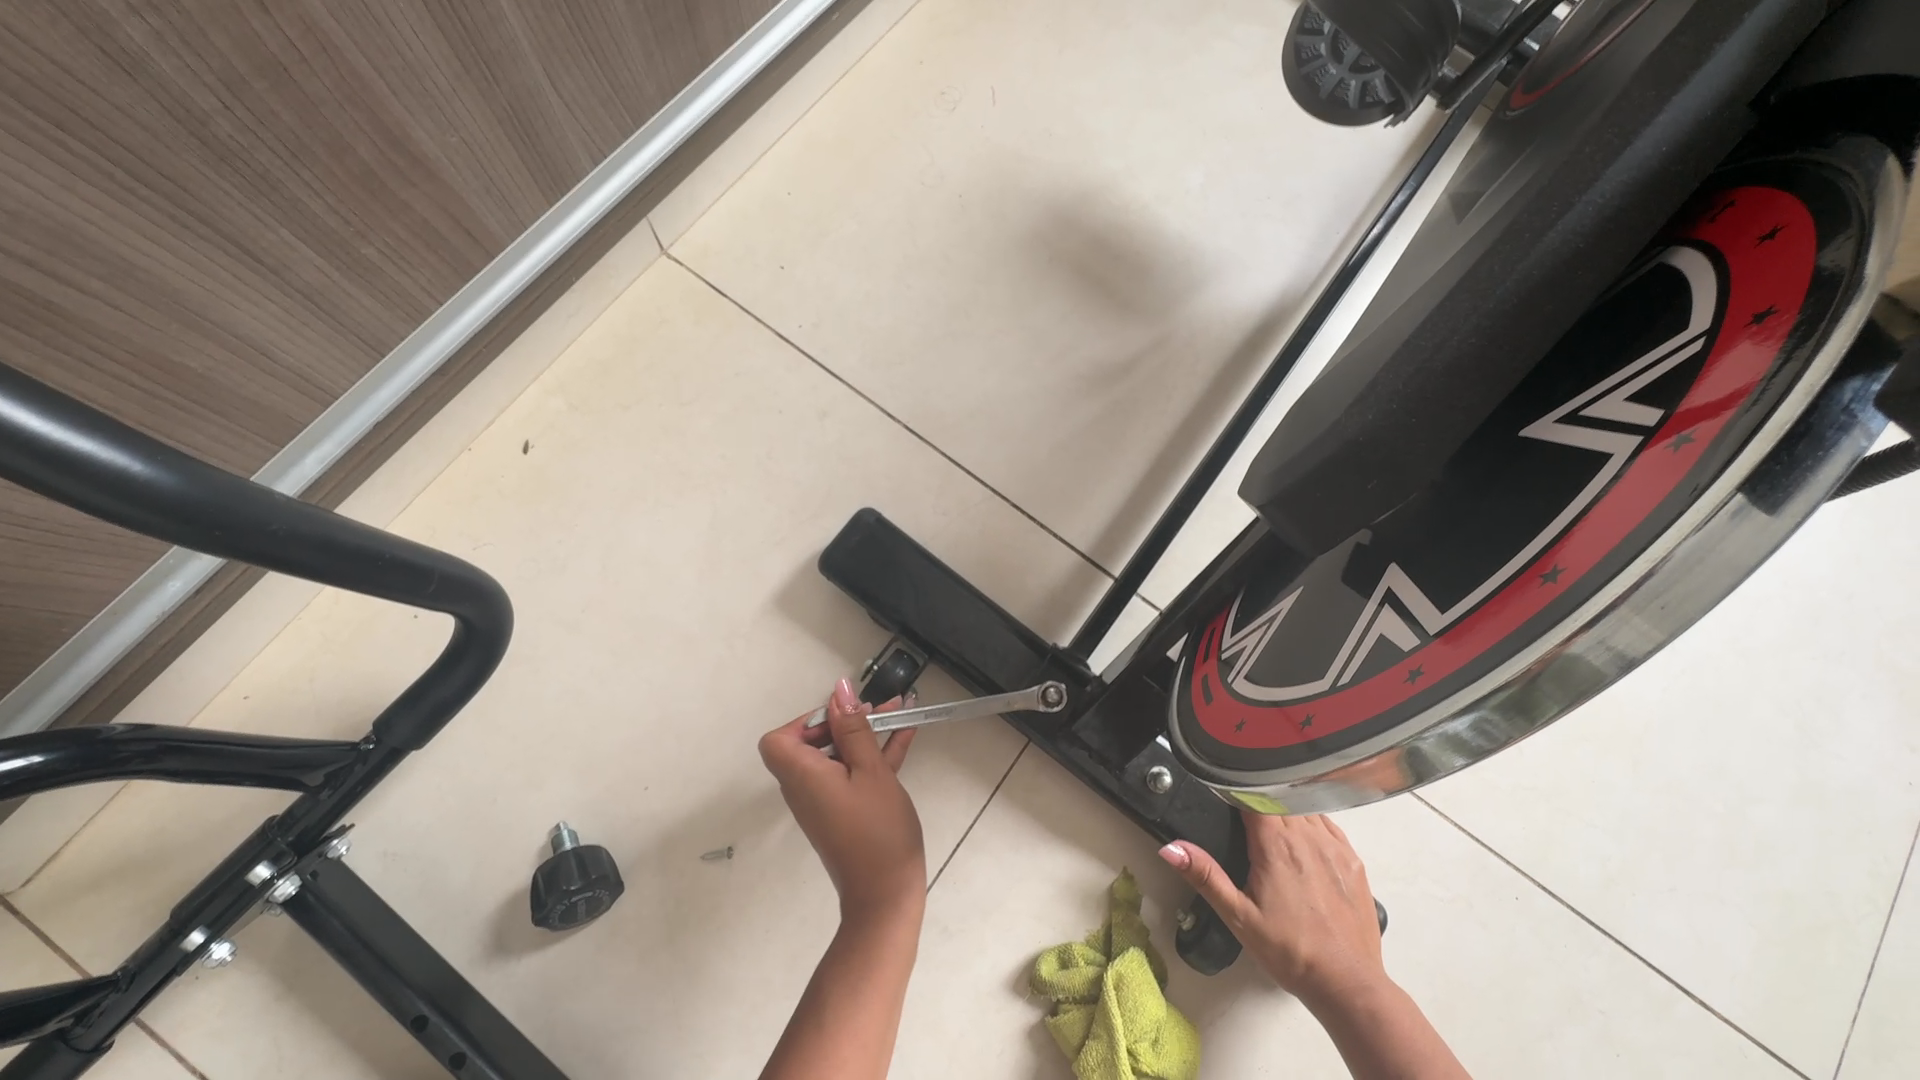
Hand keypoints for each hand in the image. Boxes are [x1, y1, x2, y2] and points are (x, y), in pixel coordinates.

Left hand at [760, 678, 924, 920]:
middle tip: (879, 709)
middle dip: (846, 721)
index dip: (806, 721)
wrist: (886, 895)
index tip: (841, 717)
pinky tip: (904, 737)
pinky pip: (851, 775)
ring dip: (866, 735)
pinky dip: (873, 757)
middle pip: (811, 743)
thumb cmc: (877, 830)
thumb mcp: (871, 771)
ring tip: (900, 711)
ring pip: (837, 757)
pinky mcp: (844, 813)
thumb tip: (839, 691)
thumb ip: (854, 729)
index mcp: (802, 776)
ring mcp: (825, 803)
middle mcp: (805, 788)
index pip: (777, 740)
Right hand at [1159, 812, 1383, 1005]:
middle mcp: (1308, 836)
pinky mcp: (1354, 861)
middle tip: (1243, 819)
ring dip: (1287, 810)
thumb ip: (1204, 875)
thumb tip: (1171, 847)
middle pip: (1279, 799)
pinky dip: (1313, 823)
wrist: (1347, 982)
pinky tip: (1304, 840)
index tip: (1224, 797)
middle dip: (1260, 801)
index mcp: (1276, 844)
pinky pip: (1330, 826)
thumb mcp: (1237, 915)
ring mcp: (1335, 847)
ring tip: (1271, 829)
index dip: (1238, 792)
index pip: (1254, 797)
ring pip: (1306, 809)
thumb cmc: (1289, 950)